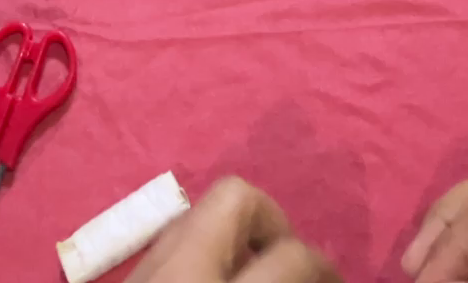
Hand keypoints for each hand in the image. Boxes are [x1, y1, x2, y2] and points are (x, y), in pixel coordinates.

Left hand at [129, 178, 341, 282]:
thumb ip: (279, 274)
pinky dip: (208, 249)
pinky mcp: (133, 270)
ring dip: (238, 231)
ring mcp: (149, 260)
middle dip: (272, 218)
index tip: (334, 277)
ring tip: (258, 269)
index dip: (322, 264)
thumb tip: (308, 266)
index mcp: (210, 275)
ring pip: (202, 211)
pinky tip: (219, 275)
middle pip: (235, 194)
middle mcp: (180, 260)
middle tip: (291, 261)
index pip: (289, 254)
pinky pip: (180, 240)